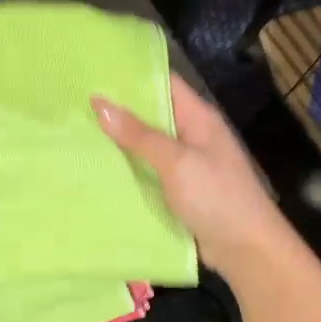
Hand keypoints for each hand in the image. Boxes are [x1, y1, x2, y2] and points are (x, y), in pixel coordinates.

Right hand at [92, 73, 299, 279]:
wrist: (247, 250)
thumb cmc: (217, 198)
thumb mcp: (176, 162)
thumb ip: (138, 135)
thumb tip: (99, 102)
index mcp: (199, 119)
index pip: (164, 83)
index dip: (132, 75)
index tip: (94, 71)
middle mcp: (192, 136)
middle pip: (151, 115)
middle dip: (116, 110)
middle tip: (73, 104)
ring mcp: (185, 164)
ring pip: (145, 145)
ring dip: (117, 142)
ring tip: (75, 132)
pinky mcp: (178, 190)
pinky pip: (146, 172)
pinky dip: (126, 169)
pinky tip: (95, 169)